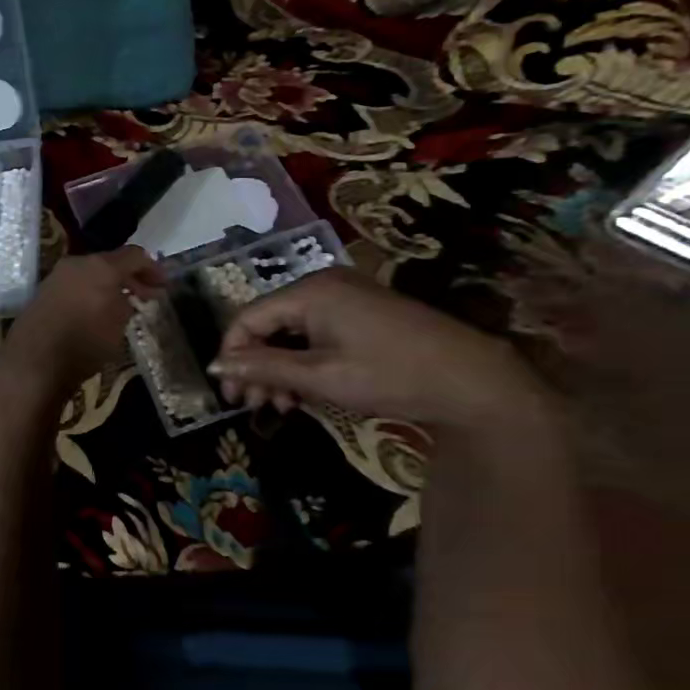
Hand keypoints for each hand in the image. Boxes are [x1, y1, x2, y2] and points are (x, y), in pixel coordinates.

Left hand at [0, 247, 165, 392]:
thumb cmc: (85, 343)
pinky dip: (90, 293)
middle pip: (110, 263)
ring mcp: (56, 277)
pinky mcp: (42, 292)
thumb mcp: (118, 326)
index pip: (134, 255)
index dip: (153, 269)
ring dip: (109, 286)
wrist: (33, 362)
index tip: (164, 285)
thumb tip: (123, 298)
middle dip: (131, 278)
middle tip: (147, 296)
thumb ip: (125, 305)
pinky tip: (95, 312)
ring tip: (122, 306)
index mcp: (100, 266)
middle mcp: (76, 264)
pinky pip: (74, 286)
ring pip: (90, 274)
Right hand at [208, 268, 546, 430]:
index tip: (230, 394)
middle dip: (255, 366)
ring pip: (289, 331)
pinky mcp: (360, 311)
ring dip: (278, 368)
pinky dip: (302, 360)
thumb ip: (263, 368)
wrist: (475, 382)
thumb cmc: (391, 376)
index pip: (247, 318)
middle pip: (267, 324)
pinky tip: (303, 391)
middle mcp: (322, 284)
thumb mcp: (319, 377)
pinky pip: (313, 331)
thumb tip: (215, 368)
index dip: (231, 355)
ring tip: (281, 405)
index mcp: (309, 291)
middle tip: (253, 405)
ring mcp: (344, 295)